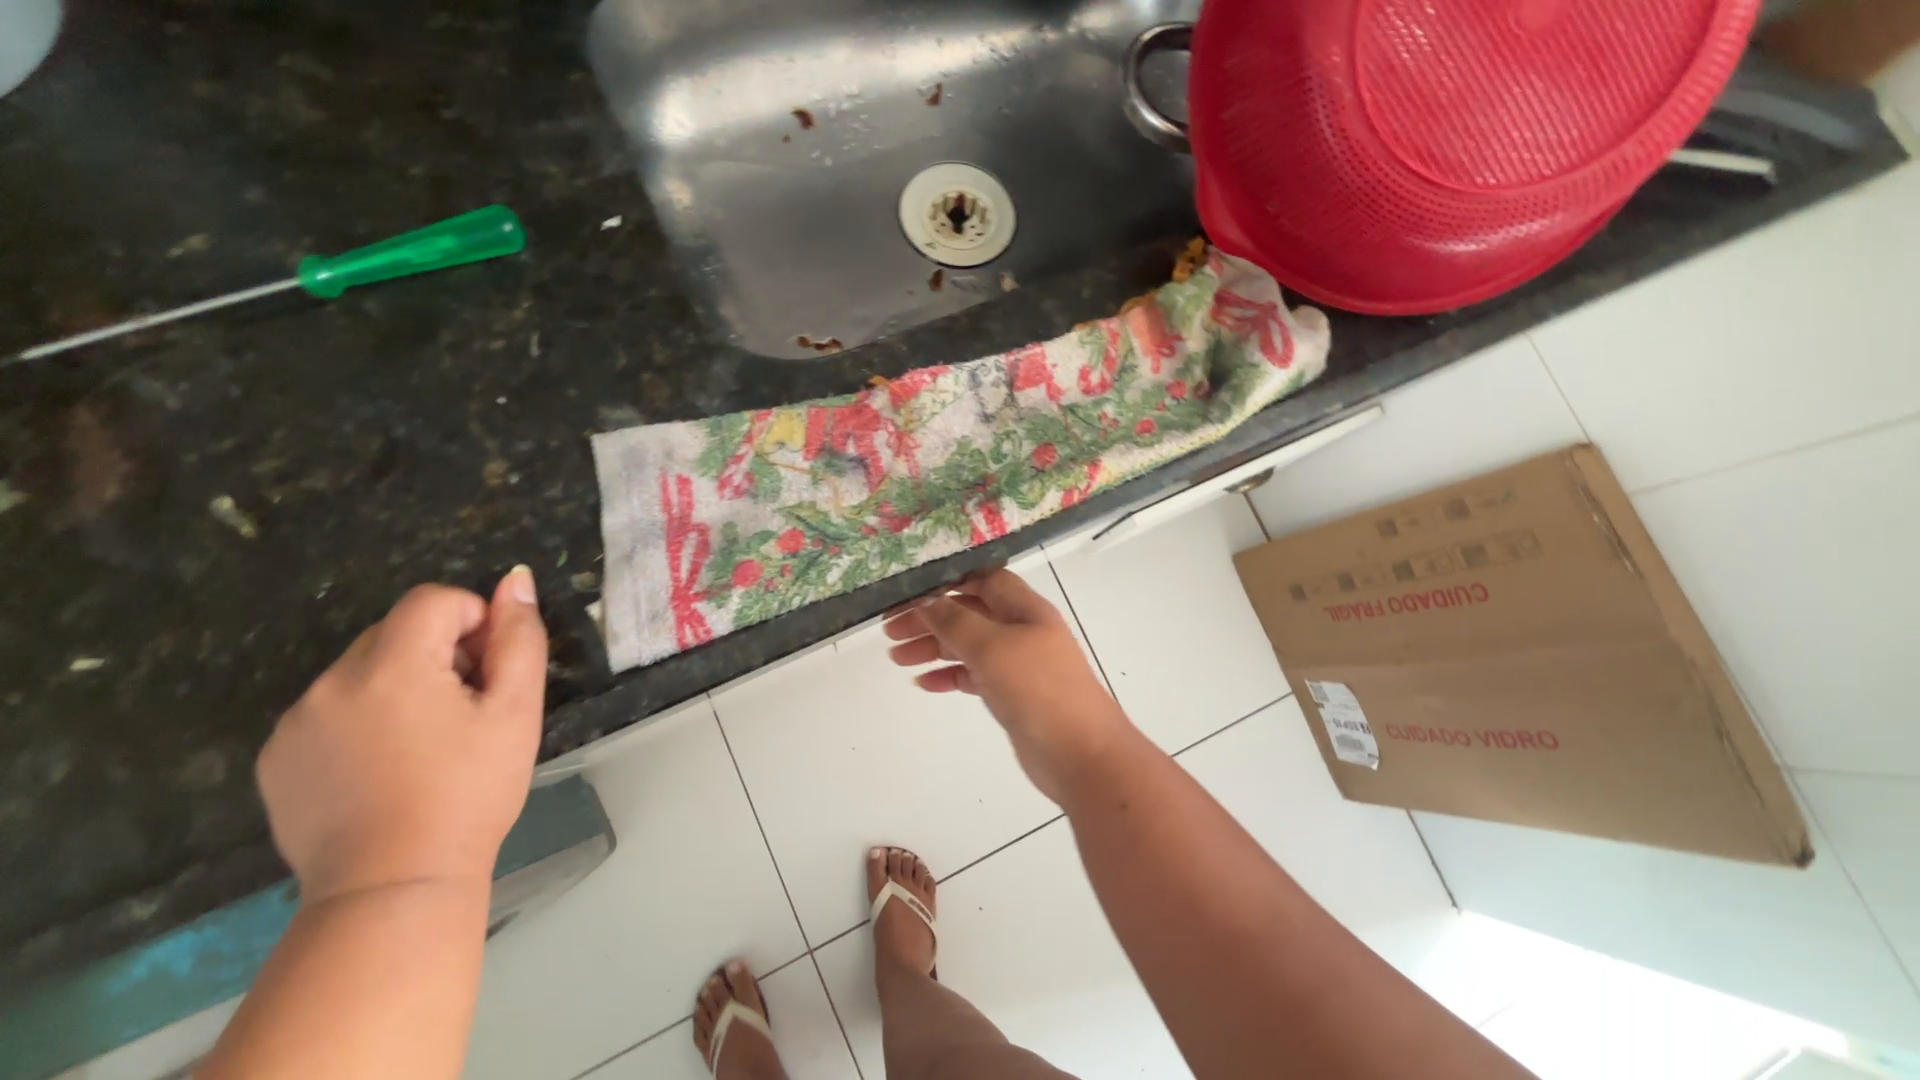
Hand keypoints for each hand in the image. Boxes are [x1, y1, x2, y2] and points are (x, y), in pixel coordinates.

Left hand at [258, 567, 548, 903]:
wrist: (393, 886)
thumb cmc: (470, 794)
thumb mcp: (516, 712)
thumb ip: (519, 638)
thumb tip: (515, 580)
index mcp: (391, 663)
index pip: (434, 600)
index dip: (473, 624)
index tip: (487, 675)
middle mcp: (331, 680)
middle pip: (395, 634)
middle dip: (436, 656)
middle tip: (465, 715)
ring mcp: (295, 721)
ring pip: (361, 675)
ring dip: (398, 690)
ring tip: (424, 750)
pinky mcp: (275, 759)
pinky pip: (327, 715)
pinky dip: (359, 725)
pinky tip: (383, 773)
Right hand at [884, 569, 1134, 800]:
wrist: (1080, 753)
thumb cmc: (1038, 690)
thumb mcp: (992, 647)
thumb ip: (955, 621)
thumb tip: (926, 602)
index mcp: (1024, 608)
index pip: (982, 579)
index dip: (947, 581)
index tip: (909, 592)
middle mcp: (1022, 630)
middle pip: (970, 612)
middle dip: (931, 618)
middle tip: (890, 631)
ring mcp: (1019, 664)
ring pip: (969, 645)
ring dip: (934, 647)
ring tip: (896, 658)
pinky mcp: (1013, 695)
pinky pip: (974, 676)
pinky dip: (949, 676)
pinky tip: (923, 683)